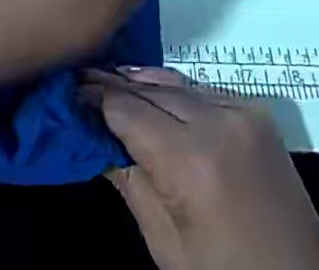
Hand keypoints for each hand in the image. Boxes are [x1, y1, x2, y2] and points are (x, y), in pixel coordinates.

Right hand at [85, 67, 318, 269]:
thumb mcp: (164, 238)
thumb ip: (125, 176)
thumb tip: (88, 133)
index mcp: (191, 160)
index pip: (125, 109)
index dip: (92, 98)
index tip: (65, 92)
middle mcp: (217, 121)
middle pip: (148, 89)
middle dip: (111, 84)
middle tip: (77, 80)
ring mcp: (241, 109)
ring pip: (172, 81)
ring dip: (139, 82)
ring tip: (105, 79)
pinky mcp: (254, 108)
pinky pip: (199, 89)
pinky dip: (171, 91)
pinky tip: (149, 94)